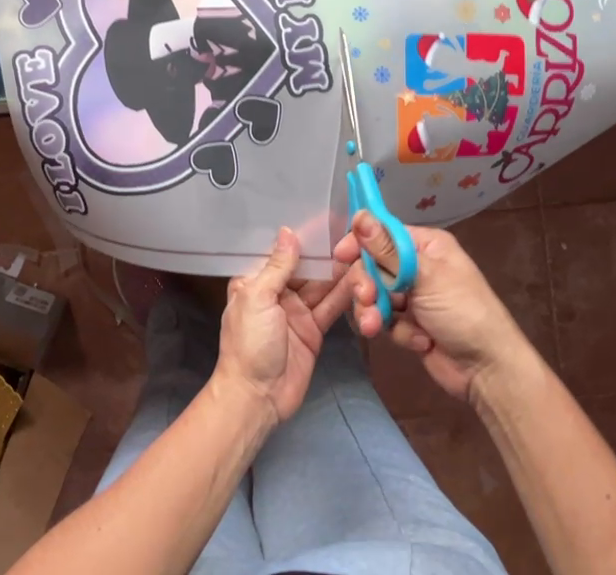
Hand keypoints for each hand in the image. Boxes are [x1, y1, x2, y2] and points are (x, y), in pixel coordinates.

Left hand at [212, 227, 353, 426]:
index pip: (283, 253)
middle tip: (357, 237)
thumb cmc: (249, 342)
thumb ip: (277, 266)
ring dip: (342, 275)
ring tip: (366, 256)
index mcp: (256, 281)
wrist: (257, 396)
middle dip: (328, 255)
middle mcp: (277, 293)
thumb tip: (288, 231)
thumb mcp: (258, 298)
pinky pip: (331, 308)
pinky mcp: (314, 331)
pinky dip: (347, 297)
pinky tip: (364, 283)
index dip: (304, 238)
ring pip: (323, 287)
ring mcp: (297, 312)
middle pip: (307, 268)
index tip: (329, 218)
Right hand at [337, 210, 525, 401]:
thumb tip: (360, 215)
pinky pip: (387, 320)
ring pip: (376, 296)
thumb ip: (387, 249)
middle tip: (365, 301)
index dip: (360, 244)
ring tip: (376, 328)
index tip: (340, 257)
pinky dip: (398, 332)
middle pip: (374, 267)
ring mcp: (414, 297)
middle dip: (366, 286)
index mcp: (427, 246)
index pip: (382, 235)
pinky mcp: (411, 324)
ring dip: (375, 312)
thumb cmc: (462, 312)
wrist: (487, 370)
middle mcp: (418, 267)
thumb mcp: (424, 277)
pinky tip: (419, 342)